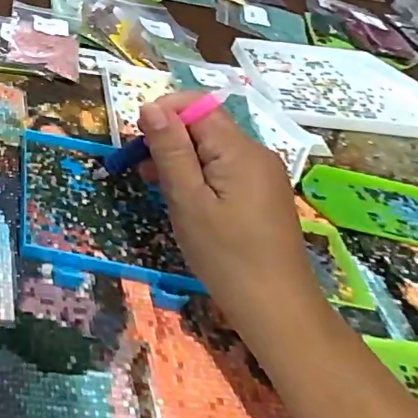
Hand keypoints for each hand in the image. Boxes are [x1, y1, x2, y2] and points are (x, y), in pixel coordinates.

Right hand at [138, 92, 320, 324]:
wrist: (279, 312)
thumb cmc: (226, 256)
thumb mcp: (187, 200)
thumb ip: (169, 149)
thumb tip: (150, 106)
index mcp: (239, 149)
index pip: (196, 105)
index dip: (163, 113)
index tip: (138, 142)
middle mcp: (255, 152)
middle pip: (204, 124)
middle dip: (169, 138)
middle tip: (143, 171)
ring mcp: (262, 173)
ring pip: (211, 146)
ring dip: (180, 157)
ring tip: (158, 187)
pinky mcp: (263, 193)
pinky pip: (224, 166)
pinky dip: (199, 173)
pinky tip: (185, 199)